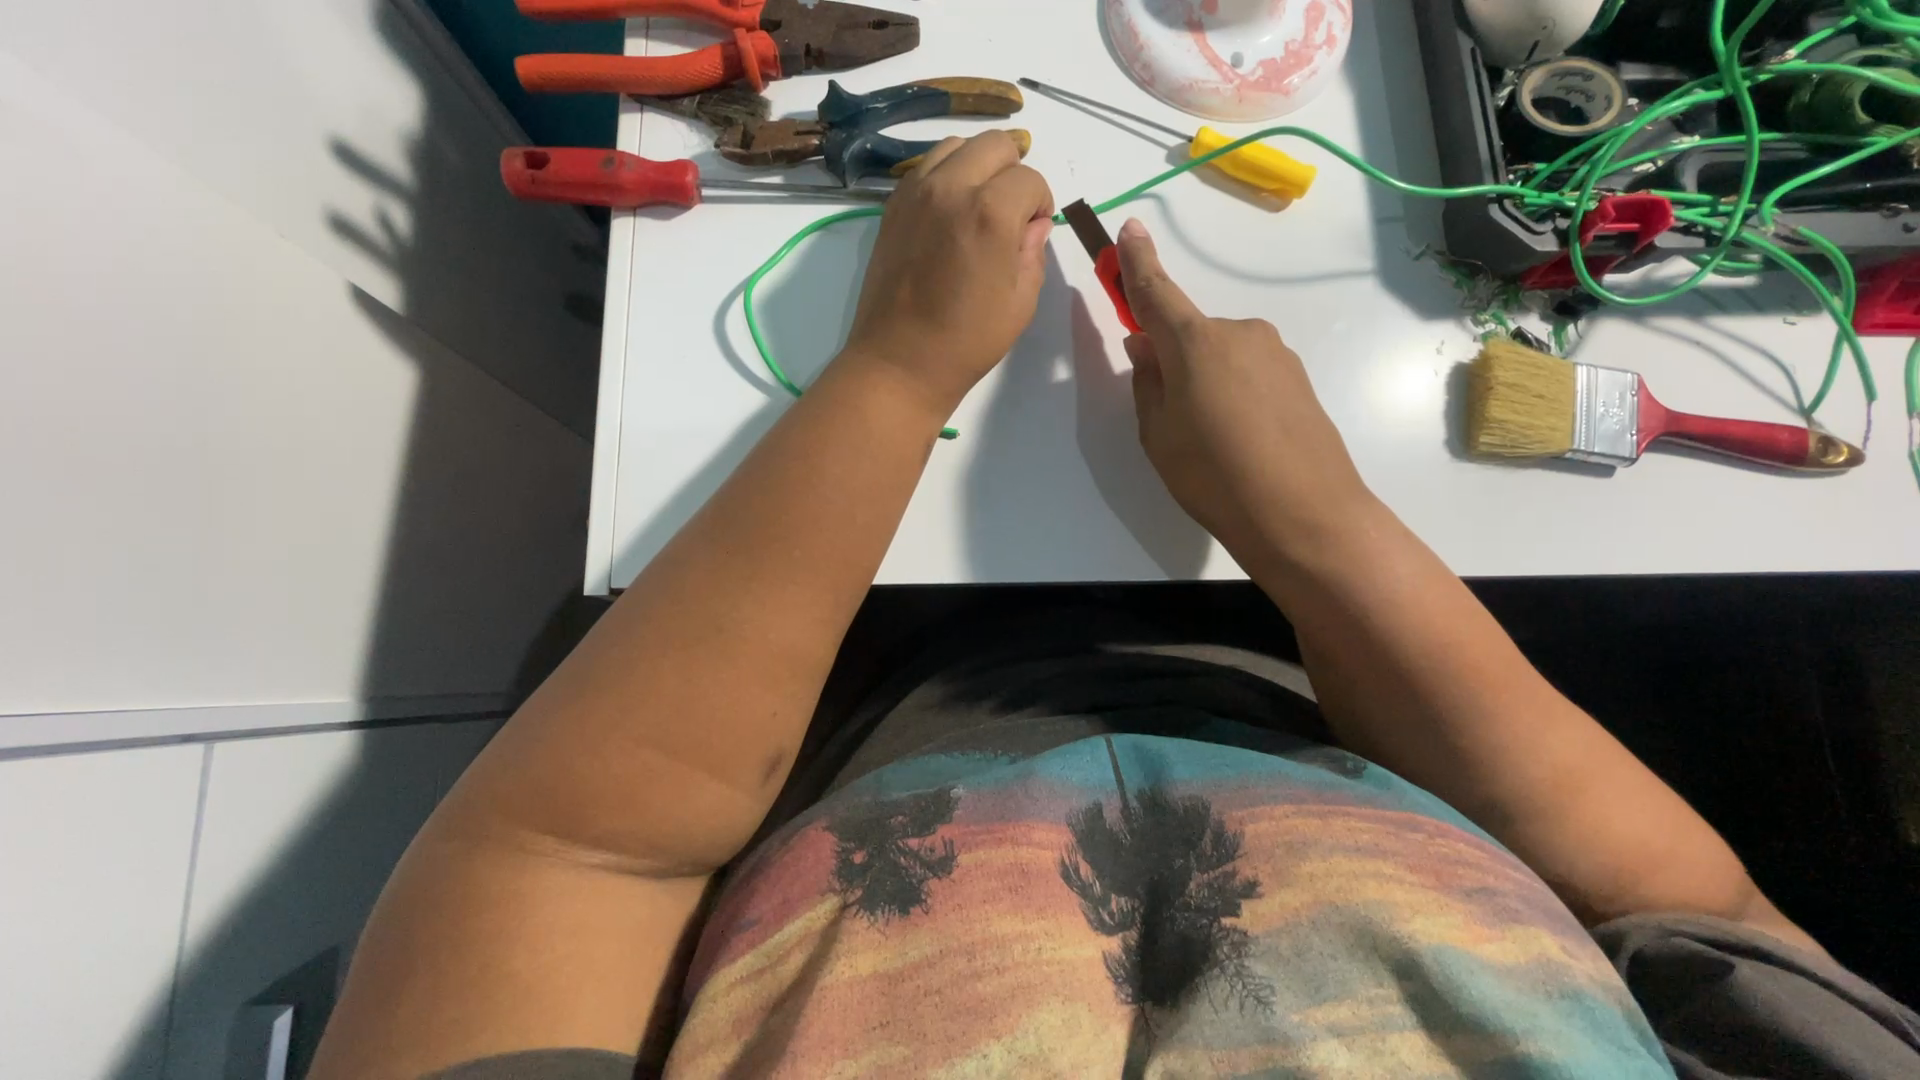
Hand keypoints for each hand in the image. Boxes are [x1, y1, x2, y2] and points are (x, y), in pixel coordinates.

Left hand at [840, 132, 1053, 416]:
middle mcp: (952, 188)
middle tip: (1011, 212)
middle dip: (1012, 172)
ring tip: (978, 207)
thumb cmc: (968, 340)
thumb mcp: (1020, 301)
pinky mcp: (893, 206)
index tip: (1034, 231)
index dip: (1041, 204)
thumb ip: (1032, 251)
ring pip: (956, 147)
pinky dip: (945, 178)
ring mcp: (916, 193)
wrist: (900, 361)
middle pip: (994, 144)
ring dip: (977, 167)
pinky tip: (949, 215)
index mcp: (991, 211)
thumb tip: (1033, 224)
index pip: (1031, 180)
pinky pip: (926, 169)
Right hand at [1117, 218, 1374, 555]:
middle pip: (1191, 336)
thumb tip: (1147, 346)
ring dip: (1209, 384)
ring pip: (1223, 358)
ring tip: (1214, 443)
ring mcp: (1275, 354)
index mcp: (1195, 342)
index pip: (1156, 291)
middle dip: (1175, 363)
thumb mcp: (1158, 435)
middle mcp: (1239, 333)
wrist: (1303, 514)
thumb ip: (1148, 383)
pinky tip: (1243, 443)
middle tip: (1173, 419)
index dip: (1137, 262)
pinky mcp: (1299, 378)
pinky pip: (1251, 376)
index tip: (1128, 229)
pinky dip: (1237, 398)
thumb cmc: (1213, 475)